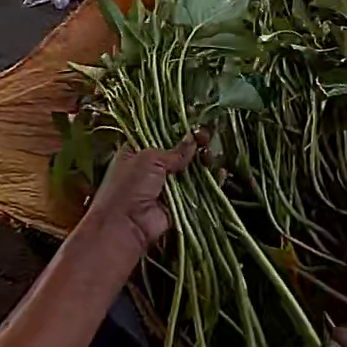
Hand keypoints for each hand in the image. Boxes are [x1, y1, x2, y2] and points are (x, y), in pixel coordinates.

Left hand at [76, 131, 202, 262]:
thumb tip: (193, 139)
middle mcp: (152, 166)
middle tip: (207, 138)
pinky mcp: (179, 202)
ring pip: (190, 169)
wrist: (125, 226)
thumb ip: (174, 151)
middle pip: (179, 151)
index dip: (178, 128)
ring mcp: (167, 185)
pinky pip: (198, 189)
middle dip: (194, 144)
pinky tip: (221, 172)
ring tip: (211, 154)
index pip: (161, 133)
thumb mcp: (150, 159)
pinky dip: (210, 181)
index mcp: (138, 150)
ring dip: (203, 160)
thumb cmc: (130, 186)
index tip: (195, 120)